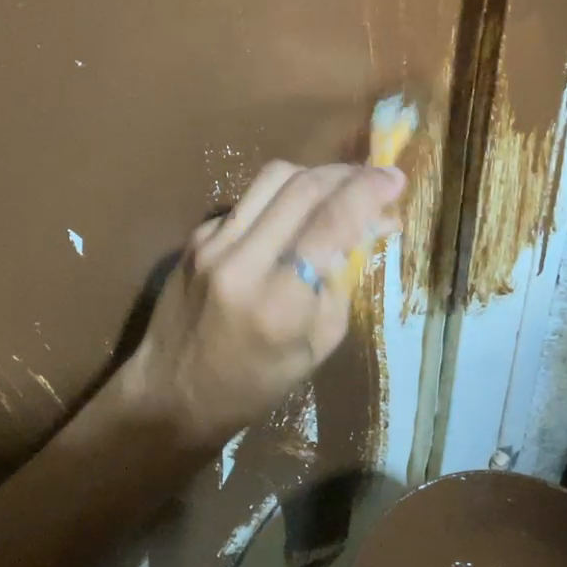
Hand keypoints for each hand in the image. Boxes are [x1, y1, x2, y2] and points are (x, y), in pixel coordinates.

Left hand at [114, 161, 406, 445]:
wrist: (172, 392)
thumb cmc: (254, 383)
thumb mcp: (317, 345)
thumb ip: (343, 280)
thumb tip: (373, 223)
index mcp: (279, 302)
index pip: (331, 223)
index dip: (368, 192)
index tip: (395, 179)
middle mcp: (242, 261)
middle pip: (303, 186)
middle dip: (347, 174)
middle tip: (374, 176)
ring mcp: (212, 243)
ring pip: (273, 177)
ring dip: (314, 174)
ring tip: (339, 187)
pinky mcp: (196, 235)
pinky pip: (249, 200)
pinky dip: (280, 199)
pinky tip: (292, 218)